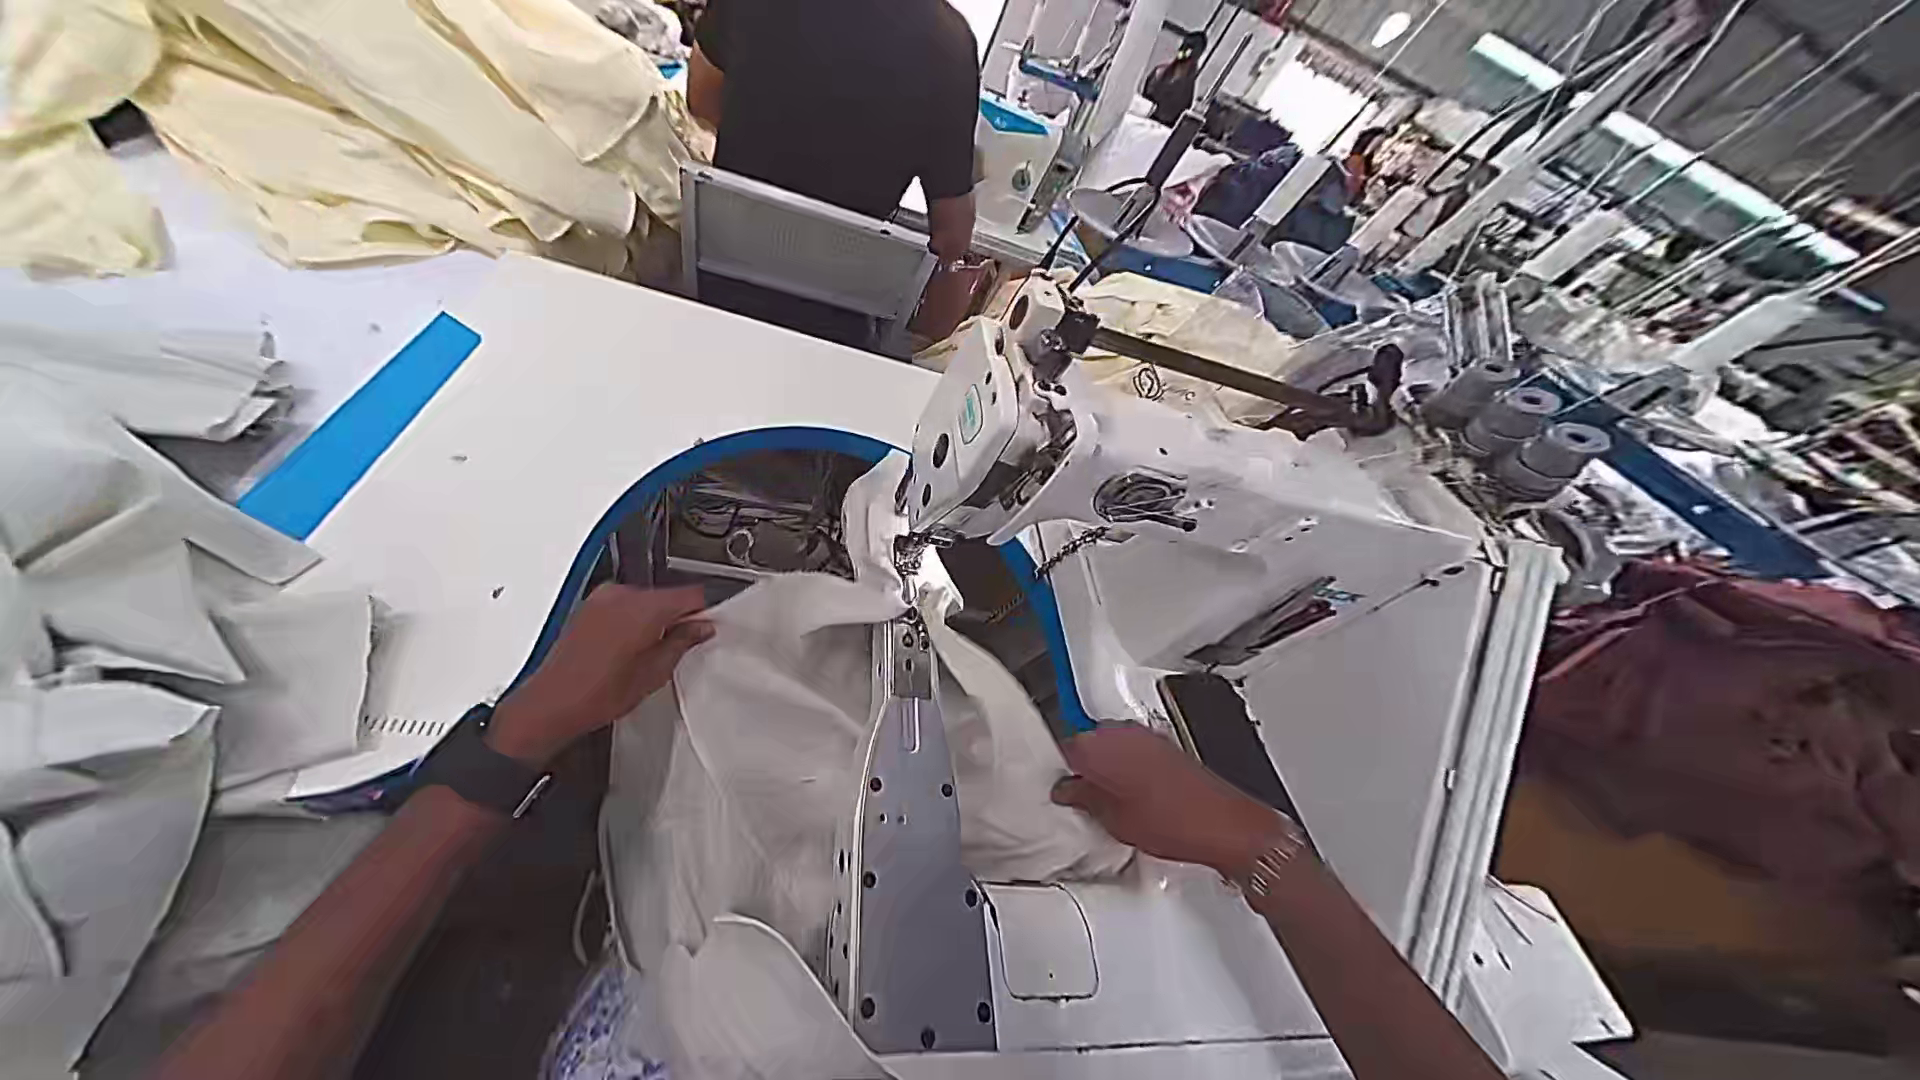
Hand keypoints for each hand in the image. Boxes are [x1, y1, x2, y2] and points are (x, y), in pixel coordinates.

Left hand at [487, 585, 712, 766]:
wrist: (550, 706)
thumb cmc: (596, 693)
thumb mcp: (656, 671)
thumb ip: (683, 641)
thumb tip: (699, 627)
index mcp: (645, 608)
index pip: (692, 594)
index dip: (703, 611)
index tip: (706, 627)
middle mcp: (623, 595)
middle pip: (668, 595)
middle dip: (678, 616)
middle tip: (681, 645)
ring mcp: (602, 599)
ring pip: (646, 600)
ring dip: (654, 618)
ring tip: (650, 651)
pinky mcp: (588, 608)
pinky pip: (624, 604)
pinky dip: (633, 619)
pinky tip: (630, 647)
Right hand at [1051, 724, 1301, 879]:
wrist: (1224, 825)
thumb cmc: (1175, 822)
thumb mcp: (1114, 820)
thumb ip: (1083, 798)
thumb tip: (1068, 790)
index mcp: (1101, 747)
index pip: (1065, 747)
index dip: (1061, 769)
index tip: (1060, 786)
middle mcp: (1121, 733)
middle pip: (1087, 740)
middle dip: (1082, 764)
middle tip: (1080, 793)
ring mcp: (1144, 735)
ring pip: (1109, 742)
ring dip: (1105, 762)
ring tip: (1109, 796)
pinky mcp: (1163, 743)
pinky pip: (1131, 746)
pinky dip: (1126, 763)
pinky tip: (1132, 790)